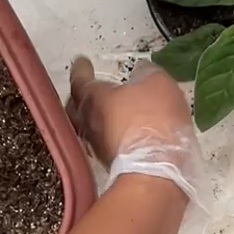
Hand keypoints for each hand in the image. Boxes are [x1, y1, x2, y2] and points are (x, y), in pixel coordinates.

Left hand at [67, 58, 193, 165]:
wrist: (156, 172)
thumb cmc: (154, 121)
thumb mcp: (158, 83)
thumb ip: (146, 73)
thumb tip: (140, 72)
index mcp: (94, 98)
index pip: (80, 79)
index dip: (81, 69)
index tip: (80, 62)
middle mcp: (88, 123)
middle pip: (75, 107)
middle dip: (80, 97)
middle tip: (87, 90)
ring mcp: (97, 148)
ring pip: (87, 128)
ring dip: (95, 119)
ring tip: (105, 113)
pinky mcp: (110, 165)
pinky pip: (104, 144)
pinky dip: (108, 136)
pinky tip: (119, 134)